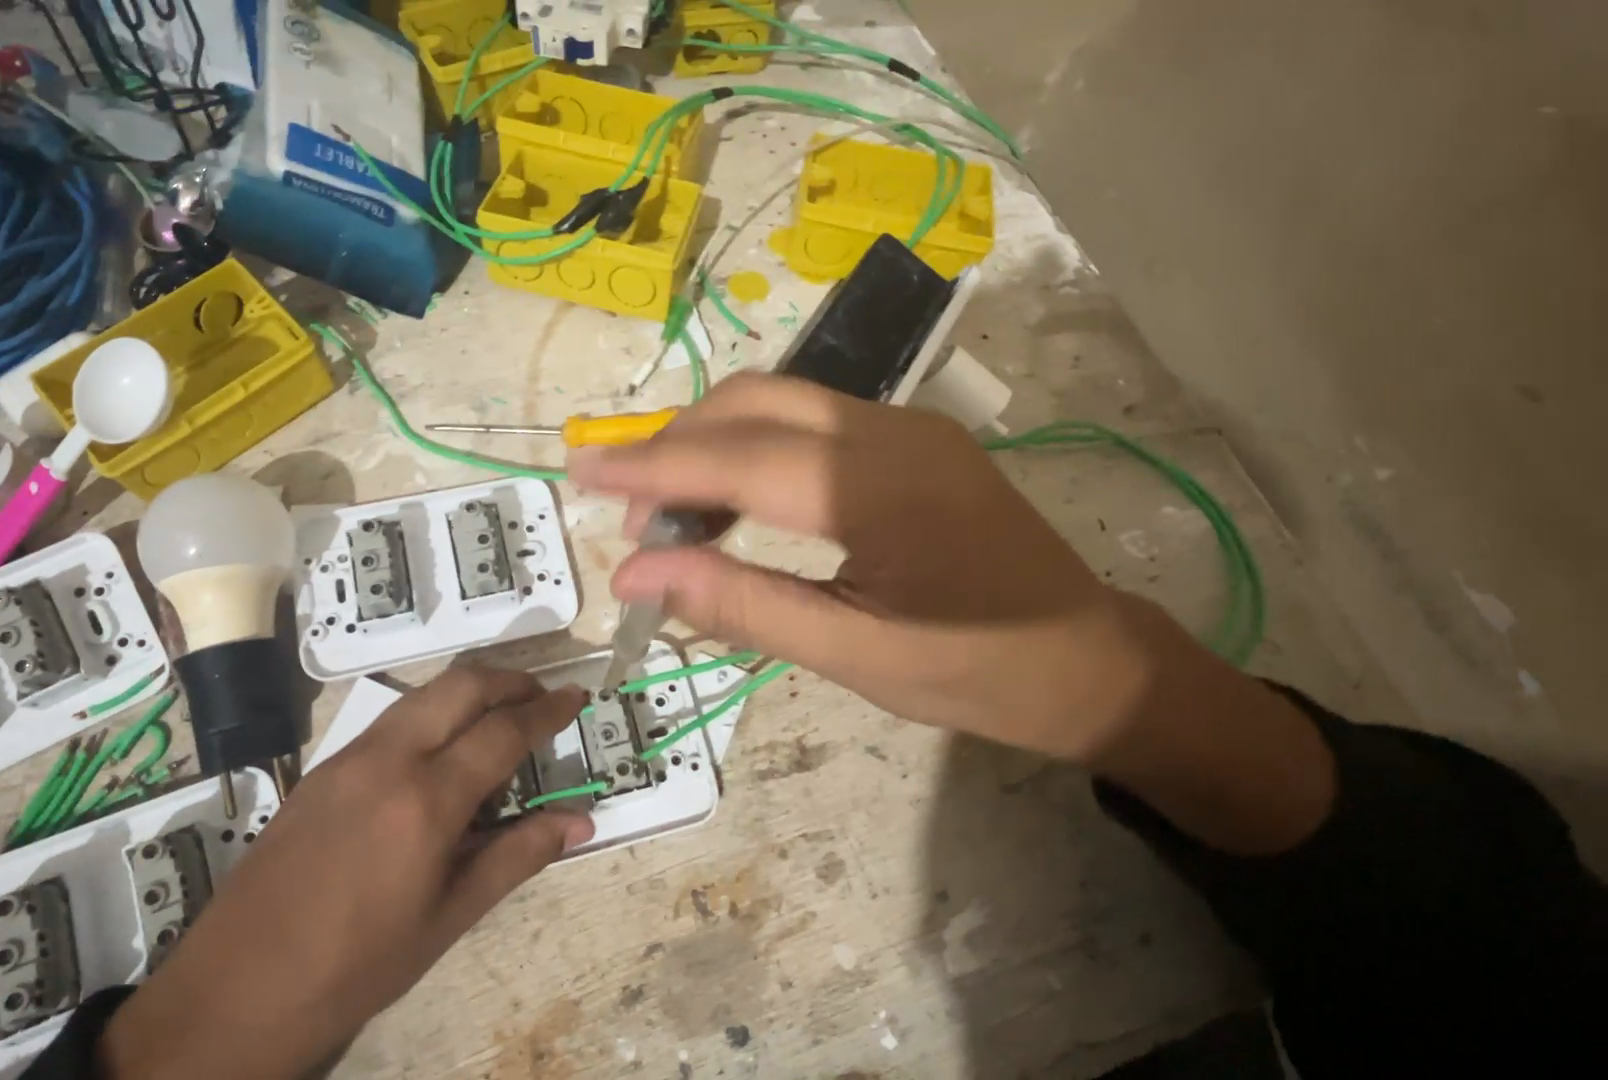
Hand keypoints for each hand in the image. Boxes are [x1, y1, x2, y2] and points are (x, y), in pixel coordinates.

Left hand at [98, 668, 591, 1079]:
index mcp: (425, 801)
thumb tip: (579, 822)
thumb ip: (516, 856)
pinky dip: (431, 718)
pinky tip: (441, 757)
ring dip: (469, 693)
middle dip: (510, 680)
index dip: (547, 711)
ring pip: (422, 696)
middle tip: (542, 696)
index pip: (502, 733)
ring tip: (500, 718)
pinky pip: (391, 722)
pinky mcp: (321, 770)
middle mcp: (387, 760)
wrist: (237, 989)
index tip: (576, 698)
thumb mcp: (448, 917)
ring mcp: (347, 759)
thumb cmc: (358, 964)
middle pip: (460, 686)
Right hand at [569, 375, 1333, 855]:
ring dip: (712, 441)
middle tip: (626, 509)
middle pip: (751, 402)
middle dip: (674, 442)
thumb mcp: (850, 654)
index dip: (649, 466)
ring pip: (779, 402)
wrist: (1091, 659)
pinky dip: (755, 448)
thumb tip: (637, 573)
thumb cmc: (974, 672)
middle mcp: (890, 430)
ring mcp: (907, 426)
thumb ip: (740, 603)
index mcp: (876, 486)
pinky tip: (735, 499)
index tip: (578, 473)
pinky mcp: (913, 439)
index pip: (734, 458)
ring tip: (672, 512)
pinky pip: (812, 420)